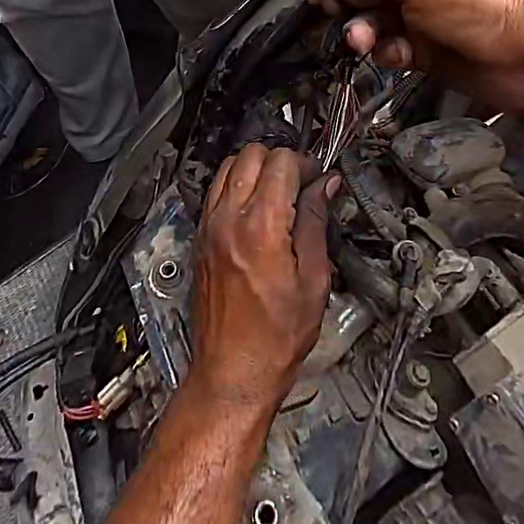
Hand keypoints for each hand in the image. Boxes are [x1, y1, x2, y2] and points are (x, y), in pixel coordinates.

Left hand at [191, 145, 337, 407]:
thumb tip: (324, 187)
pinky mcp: (200, 237)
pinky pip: (215, 191)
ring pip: (228, 165)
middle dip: (280, 161)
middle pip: (250, 154)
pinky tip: (256, 209)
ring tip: (279, 194)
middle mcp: (228, 220)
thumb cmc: (273, 338)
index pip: (280, 162)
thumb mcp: (314, 281)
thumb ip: (316, 223)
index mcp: (260, 227)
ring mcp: (209, 227)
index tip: (318, 180)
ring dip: (255, 169)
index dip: (306, 165)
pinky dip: (235, 186)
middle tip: (301, 184)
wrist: (233, 369)